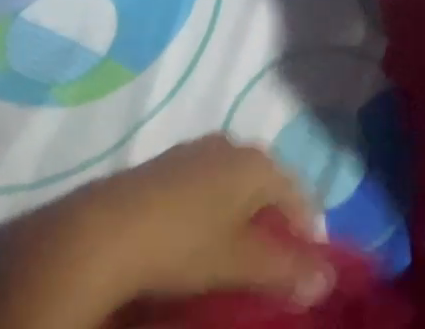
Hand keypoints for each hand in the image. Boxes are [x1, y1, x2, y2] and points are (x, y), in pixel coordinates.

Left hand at [0, 136, 331, 328]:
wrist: (98, 233)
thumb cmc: (183, 244)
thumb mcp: (240, 264)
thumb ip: (287, 270)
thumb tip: (326, 279)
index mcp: (258, 162)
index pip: (301, 196)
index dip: (307, 236)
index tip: (302, 274)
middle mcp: (231, 145)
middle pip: (266, 188)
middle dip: (272, 226)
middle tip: (266, 268)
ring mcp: (192, 152)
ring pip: (231, 188)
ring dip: (238, 221)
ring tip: (228, 260)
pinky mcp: (160, 166)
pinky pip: (200, 190)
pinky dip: (207, 216)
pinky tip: (191, 244)